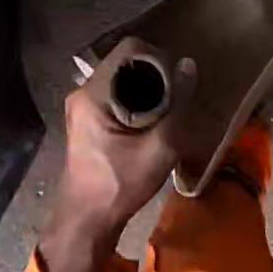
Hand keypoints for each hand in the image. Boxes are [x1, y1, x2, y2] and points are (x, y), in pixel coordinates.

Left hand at [36, 44, 191, 271]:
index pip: (130, 48)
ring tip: (170, 103)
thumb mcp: (161, 146)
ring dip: (149, 84)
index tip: (177, 76)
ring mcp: (83, 105)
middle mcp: (83, 92)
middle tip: (178, 91)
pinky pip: (118, 91)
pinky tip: (155, 115)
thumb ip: (177, 103)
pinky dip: (139, 95)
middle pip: (127, 60)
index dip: (159, 54)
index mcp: (94, 94)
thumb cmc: (121, 184)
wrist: (87, 223)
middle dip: (157, 70)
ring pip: (123, 75)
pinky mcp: (88, 118)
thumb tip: (189, 64)